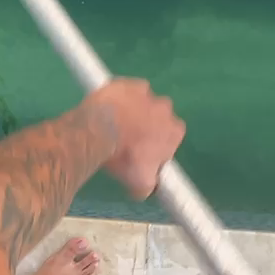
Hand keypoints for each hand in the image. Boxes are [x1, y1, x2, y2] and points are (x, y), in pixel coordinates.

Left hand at [81, 78, 183, 199]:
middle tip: (125, 138)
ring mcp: (147, 93)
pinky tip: (109, 107)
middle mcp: (166, 109)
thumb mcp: (140, 183)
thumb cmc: (124, 158)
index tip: (140, 151)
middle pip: (158, 118)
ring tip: (113, 123)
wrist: (100, 131)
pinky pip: (127, 90)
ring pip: (142, 102)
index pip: (171, 137)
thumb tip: (144, 191)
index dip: (156, 144)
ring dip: (132, 111)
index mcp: (175, 131)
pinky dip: (120, 97)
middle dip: (145, 126)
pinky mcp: (128, 83)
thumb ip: (148, 187)